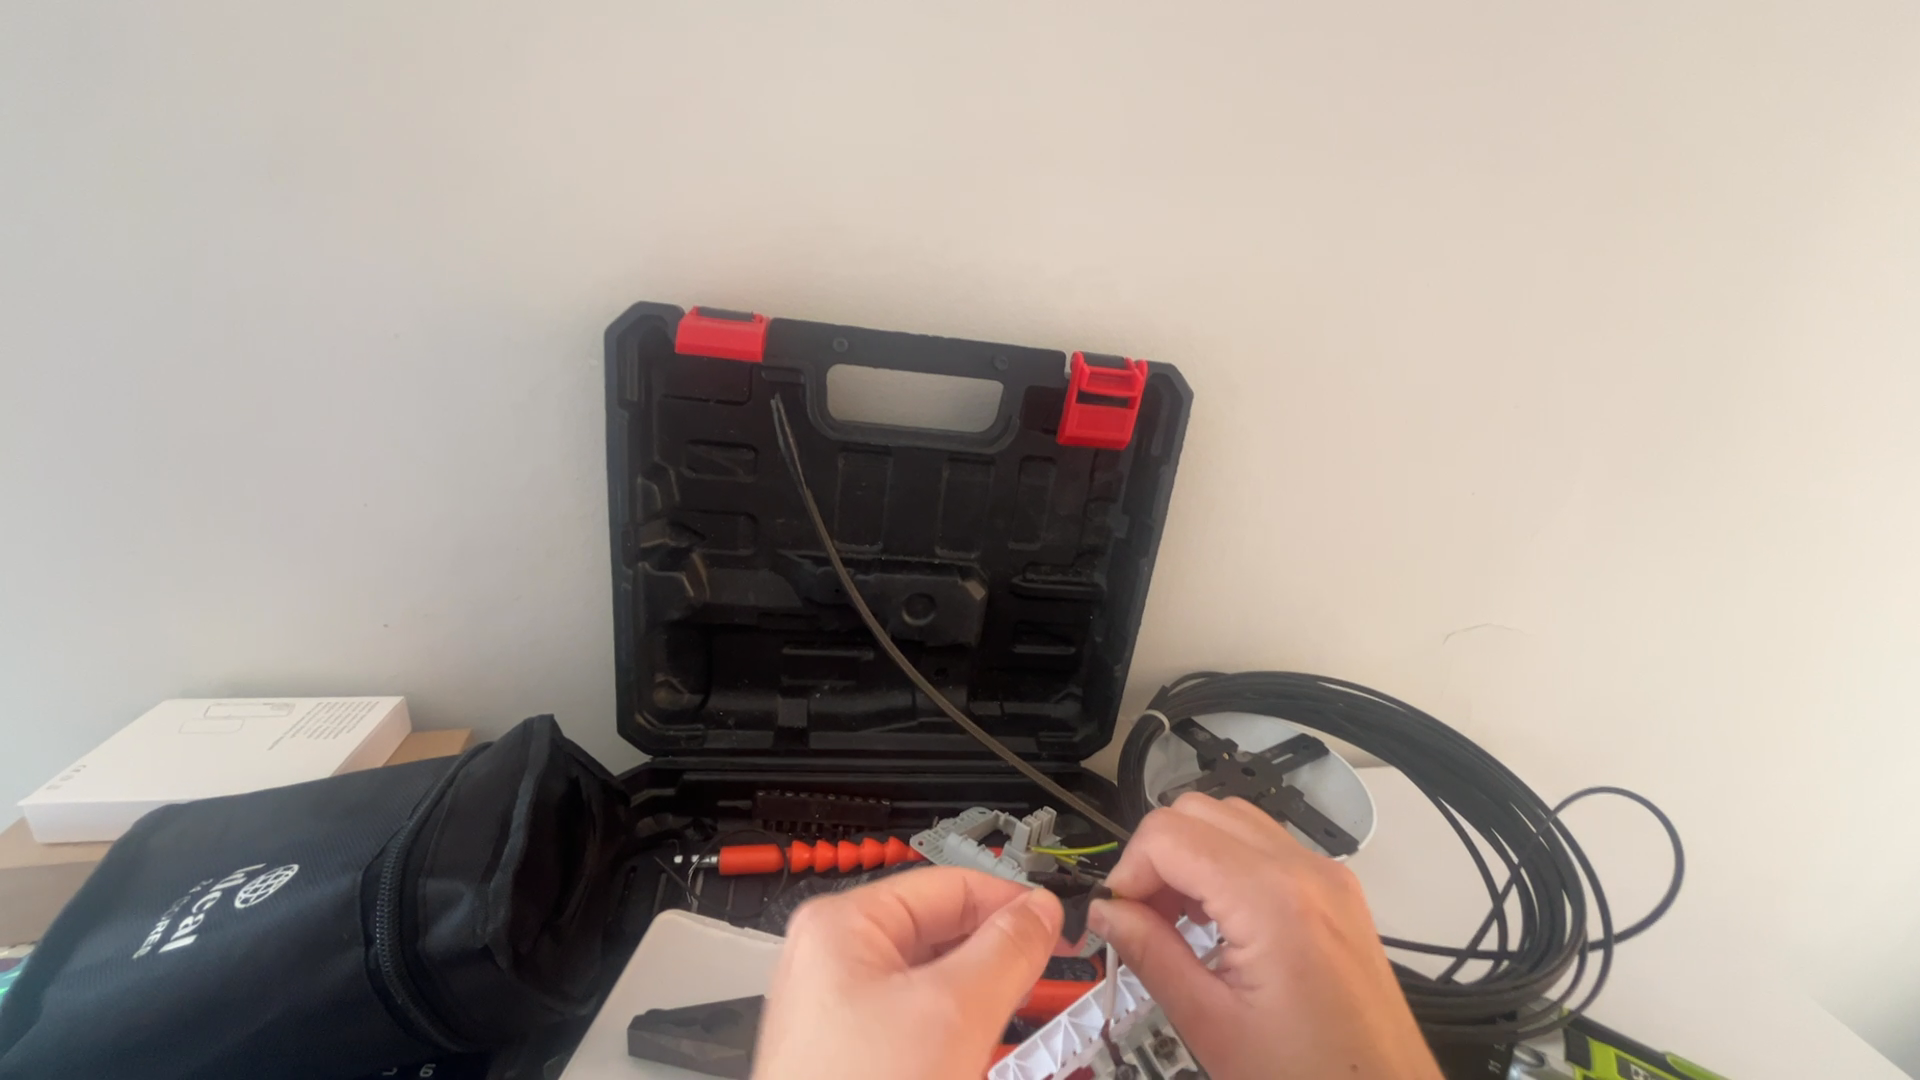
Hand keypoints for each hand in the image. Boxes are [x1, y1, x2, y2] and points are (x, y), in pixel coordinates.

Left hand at [753, 866, 1063, 1079]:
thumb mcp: (951, 1014)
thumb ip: (1005, 951)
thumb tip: (1038, 911)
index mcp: (842, 926)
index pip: (946, 886)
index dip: (1007, 900)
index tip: (1053, 921)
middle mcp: (833, 959)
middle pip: (937, 929)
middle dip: (994, 949)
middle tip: (1046, 963)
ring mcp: (838, 1010)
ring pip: (930, 978)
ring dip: (979, 989)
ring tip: (1019, 1006)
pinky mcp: (850, 1055)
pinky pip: (916, 1018)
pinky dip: (955, 1024)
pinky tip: (979, 1044)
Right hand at [1092, 794, 1441, 1079]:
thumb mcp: (1211, 1026)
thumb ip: (1148, 954)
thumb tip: (1102, 909)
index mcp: (1272, 898)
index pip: (1167, 834)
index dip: (1129, 869)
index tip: (1119, 916)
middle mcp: (1302, 867)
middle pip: (1195, 810)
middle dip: (1156, 855)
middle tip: (1146, 918)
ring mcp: (1325, 873)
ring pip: (1228, 816)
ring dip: (1189, 852)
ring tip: (1180, 918)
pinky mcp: (1336, 888)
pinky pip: (1262, 841)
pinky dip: (1224, 859)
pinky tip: (1219, 916)